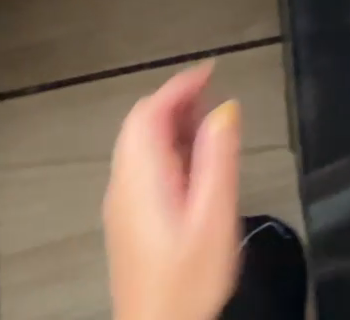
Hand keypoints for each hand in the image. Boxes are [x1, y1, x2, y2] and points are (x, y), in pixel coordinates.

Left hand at [104, 64, 242, 319]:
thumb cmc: (187, 279)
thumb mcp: (214, 214)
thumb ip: (218, 157)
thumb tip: (225, 110)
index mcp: (142, 179)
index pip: (149, 114)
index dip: (179, 85)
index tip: (210, 69)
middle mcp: (124, 186)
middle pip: (139, 125)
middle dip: (175, 99)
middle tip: (213, 88)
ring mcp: (123, 203)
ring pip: (139, 143)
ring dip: (172, 121)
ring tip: (210, 116)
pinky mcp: (130, 218)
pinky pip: (143, 163)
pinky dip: (167, 143)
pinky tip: (195, 156)